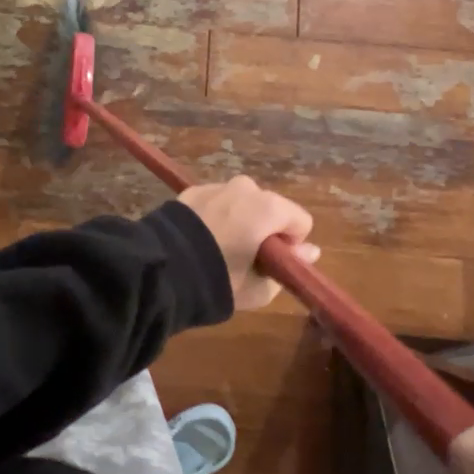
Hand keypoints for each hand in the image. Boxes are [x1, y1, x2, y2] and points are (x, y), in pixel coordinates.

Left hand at [177, 175, 319, 309]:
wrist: (163, 267)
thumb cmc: (220, 279)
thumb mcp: (260, 287)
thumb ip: (290, 267)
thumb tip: (310, 251)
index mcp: (268, 207)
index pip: (300, 221)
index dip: (291, 245)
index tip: (273, 264)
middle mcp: (245, 187)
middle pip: (270, 208)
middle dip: (265, 230)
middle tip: (246, 259)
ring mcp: (216, 185)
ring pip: (241, 203)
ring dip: (240, 222)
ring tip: (220, 250)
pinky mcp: (191, 191)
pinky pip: (217, 203)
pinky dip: (216, 217)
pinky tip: (201, 241)